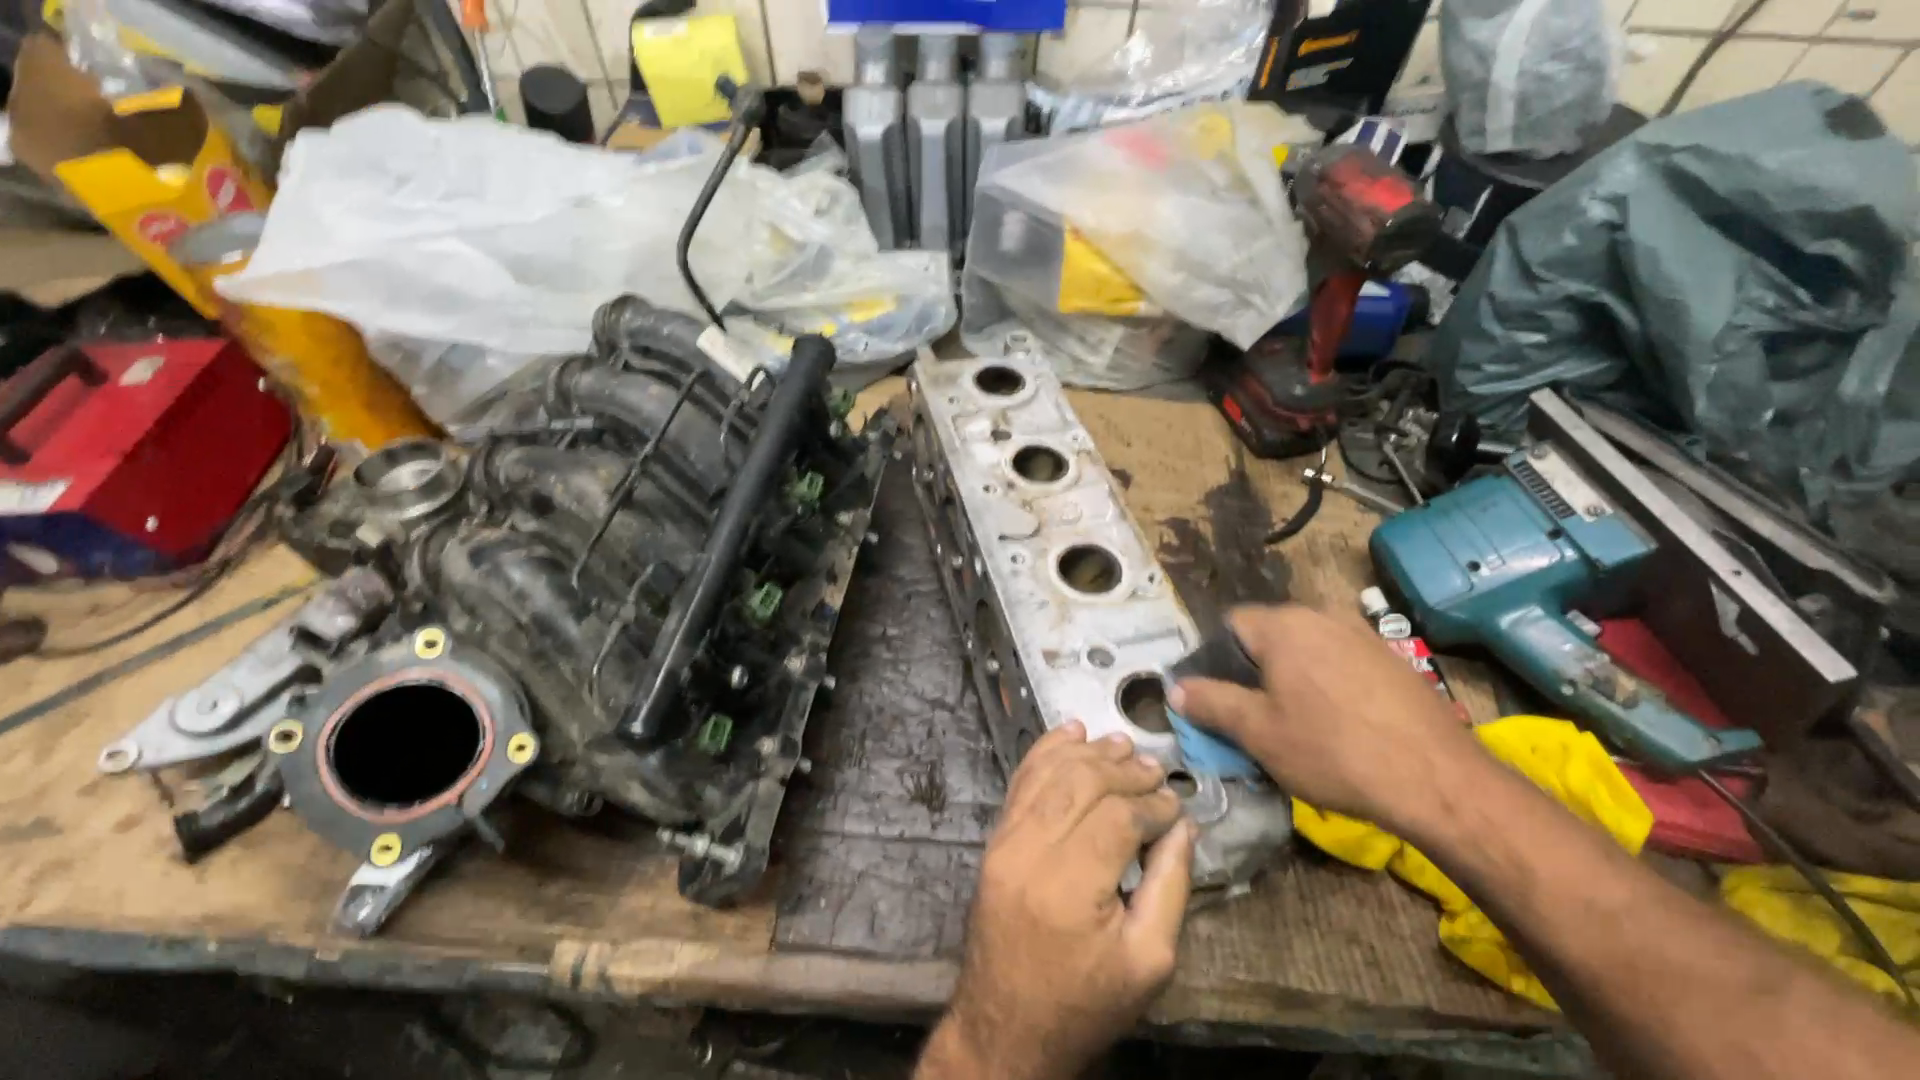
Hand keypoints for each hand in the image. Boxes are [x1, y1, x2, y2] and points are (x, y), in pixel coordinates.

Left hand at [919, 722, 1195, 1079]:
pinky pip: (1019, 783)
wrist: (1006, 1027)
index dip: (1153, 805)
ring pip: (1048, 773)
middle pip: (1081, 783)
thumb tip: (1184, 826)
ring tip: (1123, 747)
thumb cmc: (1084, 1003)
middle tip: (1155, 770)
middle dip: (1124, 770)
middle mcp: (1029, 853)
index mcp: (1070, 888)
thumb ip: (1170, 886)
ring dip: (1088, 753)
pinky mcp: (993, 843)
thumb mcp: (1148, 961)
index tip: (1177, 807)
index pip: (1118, 817)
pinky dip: (1046, 753)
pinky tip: (1071, 733)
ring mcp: (1003, 844)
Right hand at [1169, 604, 1486, 833]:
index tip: (1217, 698)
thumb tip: (1176, 687)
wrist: (1437, 780)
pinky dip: (1329, 687)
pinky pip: (1342, 665)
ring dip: (1293, 679)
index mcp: (1284, 625)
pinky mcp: (1394, 661)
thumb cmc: (1333, 752)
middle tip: (1252, 718)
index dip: (1215, 659)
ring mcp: (1364, 635)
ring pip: (1308, 651)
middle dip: (1255, 671)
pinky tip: (1339, 727)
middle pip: (1270, 636)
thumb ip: (1211, 703)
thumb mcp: (1258, 733)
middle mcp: (1322, 616)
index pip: (1231, 624)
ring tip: (1296, 725)